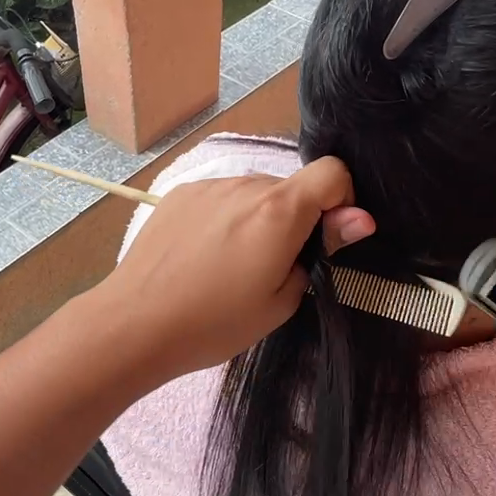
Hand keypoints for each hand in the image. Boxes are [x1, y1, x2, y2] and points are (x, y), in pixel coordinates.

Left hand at [86, 157, 372, 383]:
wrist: (135, 323)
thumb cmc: (216, 323)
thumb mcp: (281, 299)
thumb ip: (322, 249)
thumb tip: (360, 219)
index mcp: (279, 210)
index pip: (333, 172)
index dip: (341, 202)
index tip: (326, 239)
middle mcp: (245, 185)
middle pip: (289, 188)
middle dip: (293, 221)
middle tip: (269, 270)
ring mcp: (208, 186)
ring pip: (251, 194)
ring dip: (256, 220)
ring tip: (228, 269)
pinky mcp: (178, 195)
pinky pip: (218, 198)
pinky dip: (223, 219)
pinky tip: (201, 257)